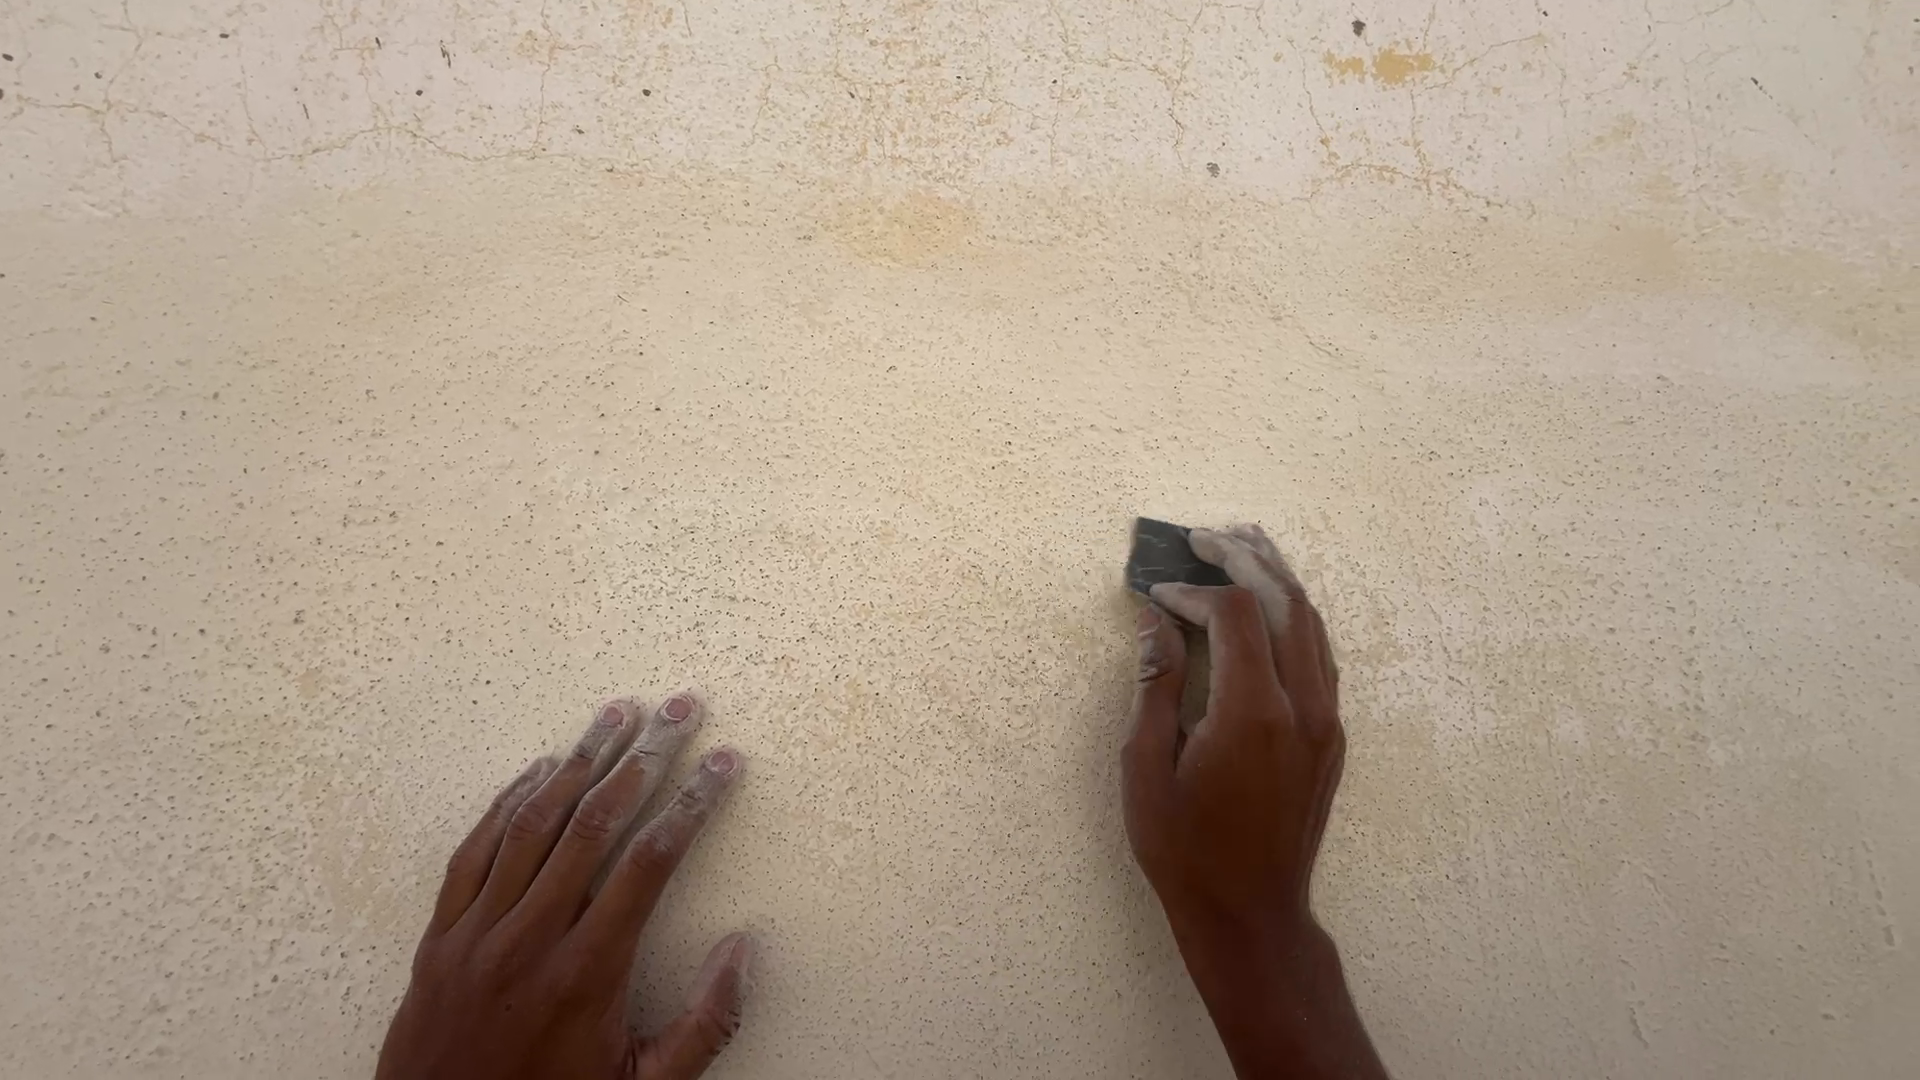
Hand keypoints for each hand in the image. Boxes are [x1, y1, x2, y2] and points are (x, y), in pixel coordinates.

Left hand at [376, 693, 749, 1079]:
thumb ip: (705, 1027)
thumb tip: (742, 950)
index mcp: (585, 974)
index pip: (650, 862)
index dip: (693, 803)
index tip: (723, 762)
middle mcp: (529, 941)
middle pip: (596, 823)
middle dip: (646, 757)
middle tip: (679, 711)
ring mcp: (477, 935)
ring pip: (535, 823)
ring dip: (583, 761)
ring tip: (618, 714)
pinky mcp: (438, 939)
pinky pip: (473, 851)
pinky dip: (509, 801)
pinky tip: (541, 768)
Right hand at [1123, 525, 1385, 1079]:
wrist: (1251, 912)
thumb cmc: (1184, 846)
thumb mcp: (1145, 766)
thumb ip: (1156, 683)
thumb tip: (1154, 618)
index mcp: (1253, 713)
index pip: (1235, 614)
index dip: (1194, 589)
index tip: (1157, 592)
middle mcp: (1303, 707)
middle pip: (1286, 604)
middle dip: (1246, 558)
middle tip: (1207, 533)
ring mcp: (1327, 720)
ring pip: (1313, 623)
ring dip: (1278, 577)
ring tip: (1244, 543)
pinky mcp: (1332, 735)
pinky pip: (1319, 653)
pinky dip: (1293, 615)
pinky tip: (1269, 602)